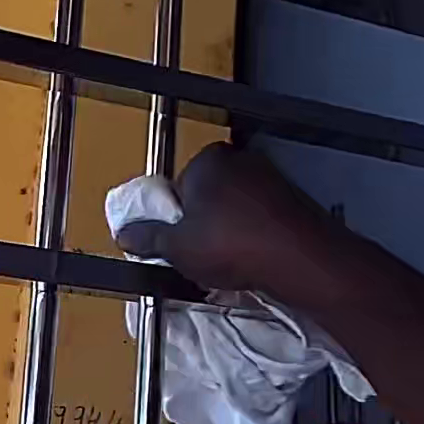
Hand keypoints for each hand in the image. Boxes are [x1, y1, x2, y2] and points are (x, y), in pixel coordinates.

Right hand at [115, 143, 339, 292]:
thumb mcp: (176, 247)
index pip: (177, 189)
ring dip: (227, 234)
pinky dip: (252, 237)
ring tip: (227, 265)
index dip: (173, 221)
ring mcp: (270, 177)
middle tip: (199, 257)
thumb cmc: (230, 246)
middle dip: (201, 226)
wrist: (298, 259)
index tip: (176, 246)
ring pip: (234, 210)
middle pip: (206, 197)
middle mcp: (239, 159)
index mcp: (207, 160)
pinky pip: (259, 219)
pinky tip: (252, 261)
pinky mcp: (292, 200)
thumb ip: (147, 238)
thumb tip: (125, 235)